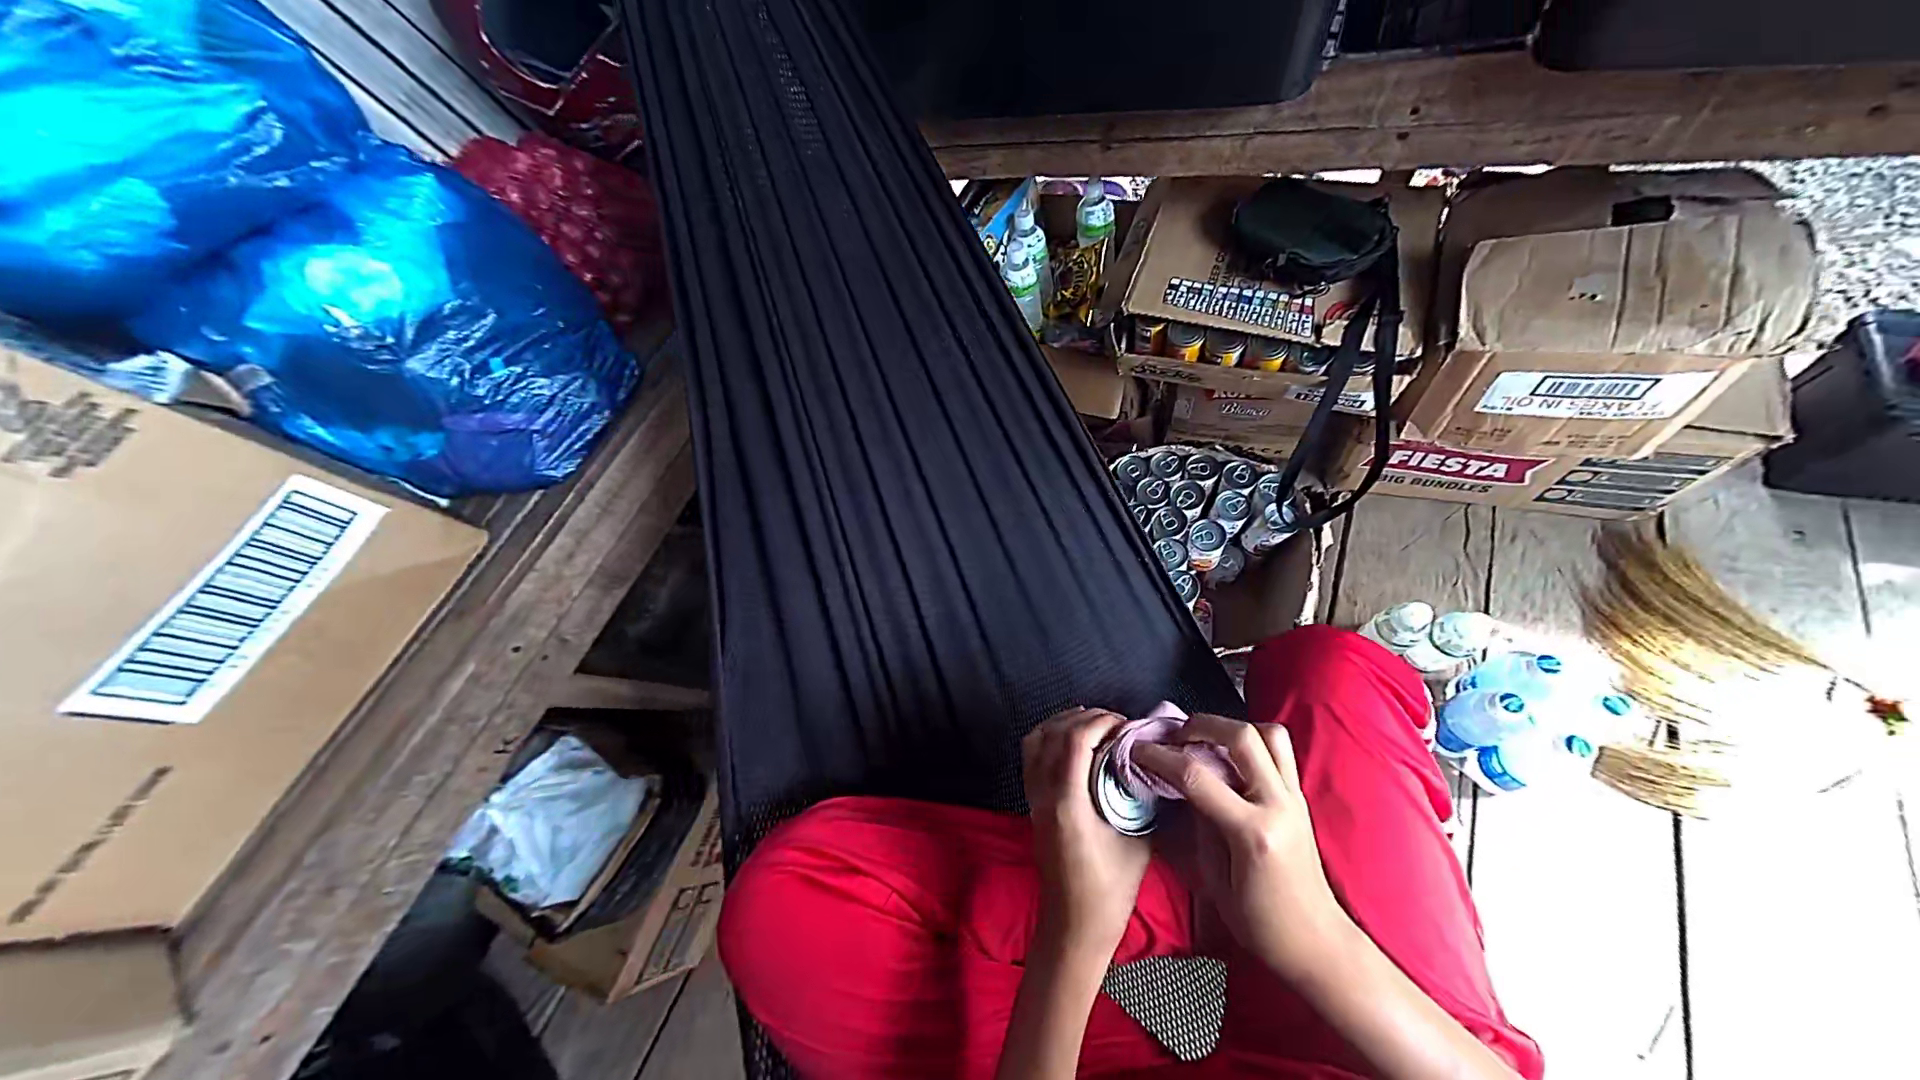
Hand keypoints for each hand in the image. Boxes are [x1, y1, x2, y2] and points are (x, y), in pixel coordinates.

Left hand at [1022, 707, 1151, 948]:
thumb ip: (1142, 799)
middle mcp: (1042, 795)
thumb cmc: (1109, 892)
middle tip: (1115, 723)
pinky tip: (1074, 742)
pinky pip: (1031, 756)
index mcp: (1067, 804)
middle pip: (1052, 733)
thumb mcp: (1137, 842)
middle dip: (1084, 718)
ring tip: (1094, 724)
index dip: (1099, 722)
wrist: (1074, 926)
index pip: (1074, 741)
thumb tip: (1154, 767)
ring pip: (1035, 740)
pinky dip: (1049, 737)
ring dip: (1063, 723)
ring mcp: (1032, 798)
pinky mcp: (1031, 804)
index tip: (1125, 724)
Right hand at [1132, 715, 1353, 982]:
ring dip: (1231, 727)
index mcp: (1253, 833)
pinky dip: (1249, 741)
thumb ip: (1199, 824)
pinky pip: (1278, 751)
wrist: (1316, 943)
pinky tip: (1226, 756)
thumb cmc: (1260, 923)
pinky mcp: (1299, 798)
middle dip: (1200, 725)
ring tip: (1203, 739)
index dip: (1160, 757)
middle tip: (1174, 736)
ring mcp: (1294, 799)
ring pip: (1268, 734)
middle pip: (1241, 737)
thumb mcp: (1215, 880)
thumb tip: (1180, 785)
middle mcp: (1279, 806)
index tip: (1137, 750)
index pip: (1198, 776)